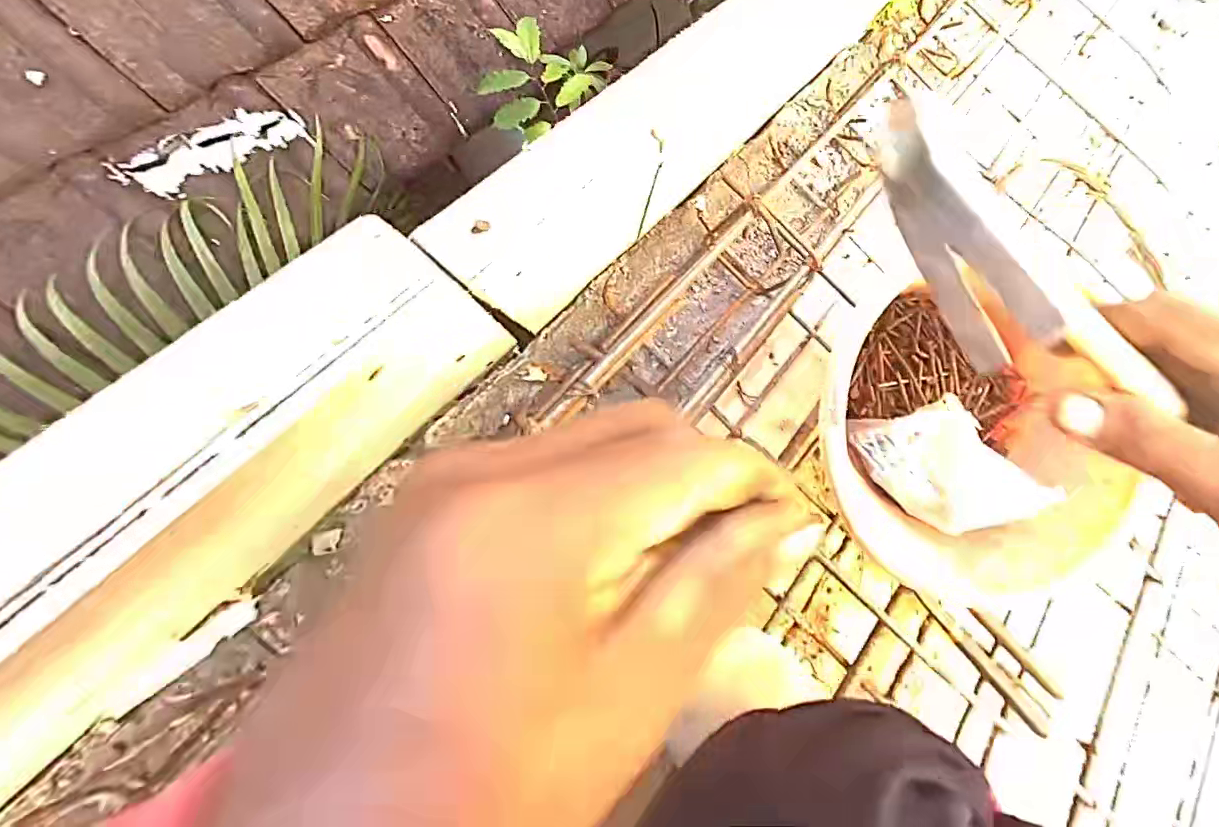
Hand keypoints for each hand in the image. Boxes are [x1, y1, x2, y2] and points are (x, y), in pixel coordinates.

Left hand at [210, 401, 818, 826]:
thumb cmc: (488, 792)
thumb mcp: (626, 694)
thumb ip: (714, 583)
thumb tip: (784, 520)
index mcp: (534, 518)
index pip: (683, 456)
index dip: (751, 477)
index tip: (790, 515)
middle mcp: (485, 466)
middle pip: (642, 428)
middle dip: (704, 474)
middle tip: (734, 542)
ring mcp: (448, 472)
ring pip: (596, 437)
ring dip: (652, 481)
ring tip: (669, 556)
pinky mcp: (427, 492)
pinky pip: (546, 460)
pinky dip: (597, 489)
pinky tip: (601, 556)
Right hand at [1048, 292, 1218, 652]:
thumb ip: (1150, 444)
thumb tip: (1063, 407)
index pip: (1170, 318)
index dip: (1101, 323)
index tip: (1050, 346)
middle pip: (1181, 332)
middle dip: (1125, 363)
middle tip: (1091, 410)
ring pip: (1196, 358)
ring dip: (1155, 391)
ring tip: (1157, 451)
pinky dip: (1186, 407)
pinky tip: (1197, 455)